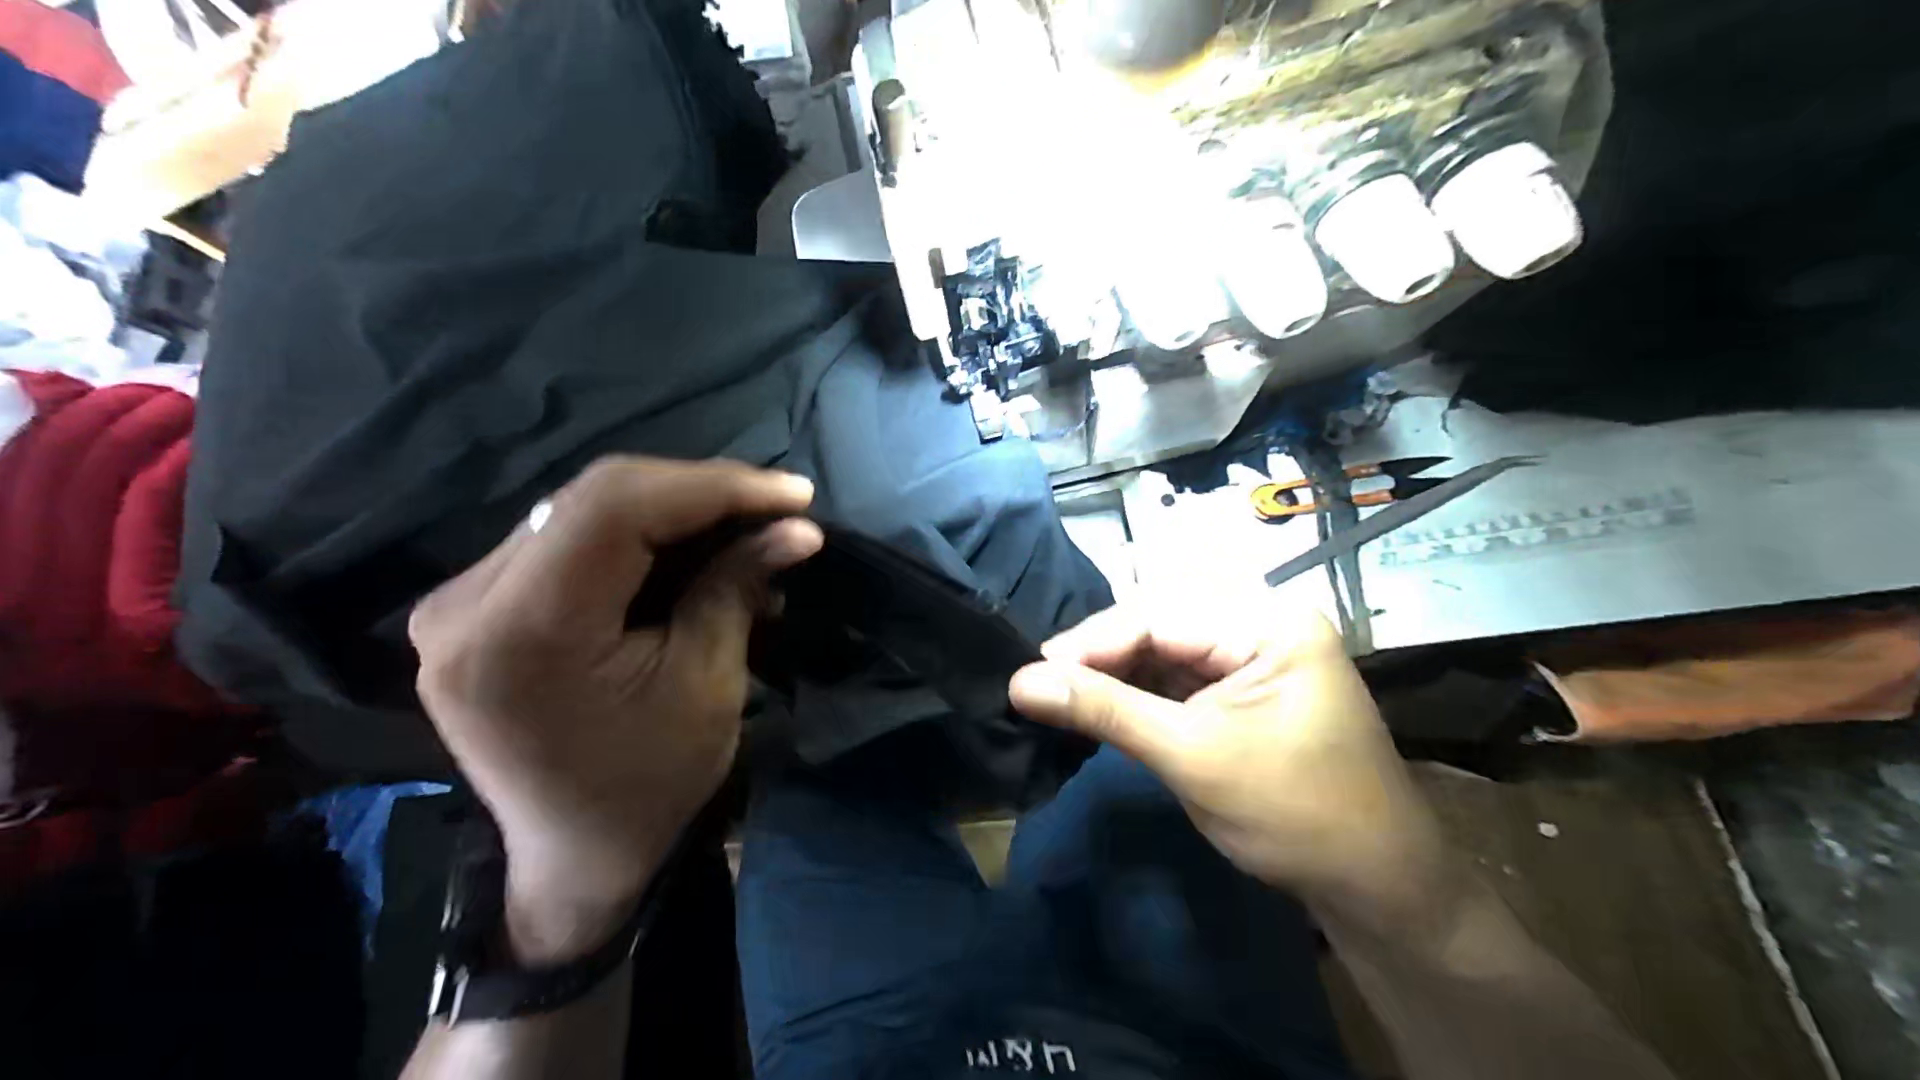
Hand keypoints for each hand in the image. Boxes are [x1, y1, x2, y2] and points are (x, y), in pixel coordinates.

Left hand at [409, 457, 821, 961]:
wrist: (577, 857)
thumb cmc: (650, 784)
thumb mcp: (708, 683)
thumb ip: (738, 586)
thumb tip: (799, 528)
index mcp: (522, 633)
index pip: (615, 508)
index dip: (713, 485)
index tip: (793, 494)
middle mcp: (467, 604)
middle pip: (596, 499)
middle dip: (701, 494)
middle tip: (776, 509)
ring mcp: (459, 603)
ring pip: (584, 511)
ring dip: (675, 514)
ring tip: (747, 533)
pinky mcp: (475, 608)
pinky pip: (569, 541)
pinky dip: (640, 539)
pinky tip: (691, 556)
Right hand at [1008, 606, 1456, 936]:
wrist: (1375, 887)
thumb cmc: (1295, 817)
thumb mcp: (1192, 757)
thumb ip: (1104, 710)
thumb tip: (1019, 682)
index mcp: (1268, 622)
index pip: (1158, 615)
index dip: (1090, 642)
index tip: (1031, 672)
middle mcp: (1259, 622)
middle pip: (1156, 624)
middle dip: (1098, 656)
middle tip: (1039, 684)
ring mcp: (1249, 654)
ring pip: (1158, 649)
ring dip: (1110, 673)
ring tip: (1057, 693)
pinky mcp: (1236, 685)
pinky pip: (1171, 675)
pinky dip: (1132, 691)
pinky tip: (1095, 702)